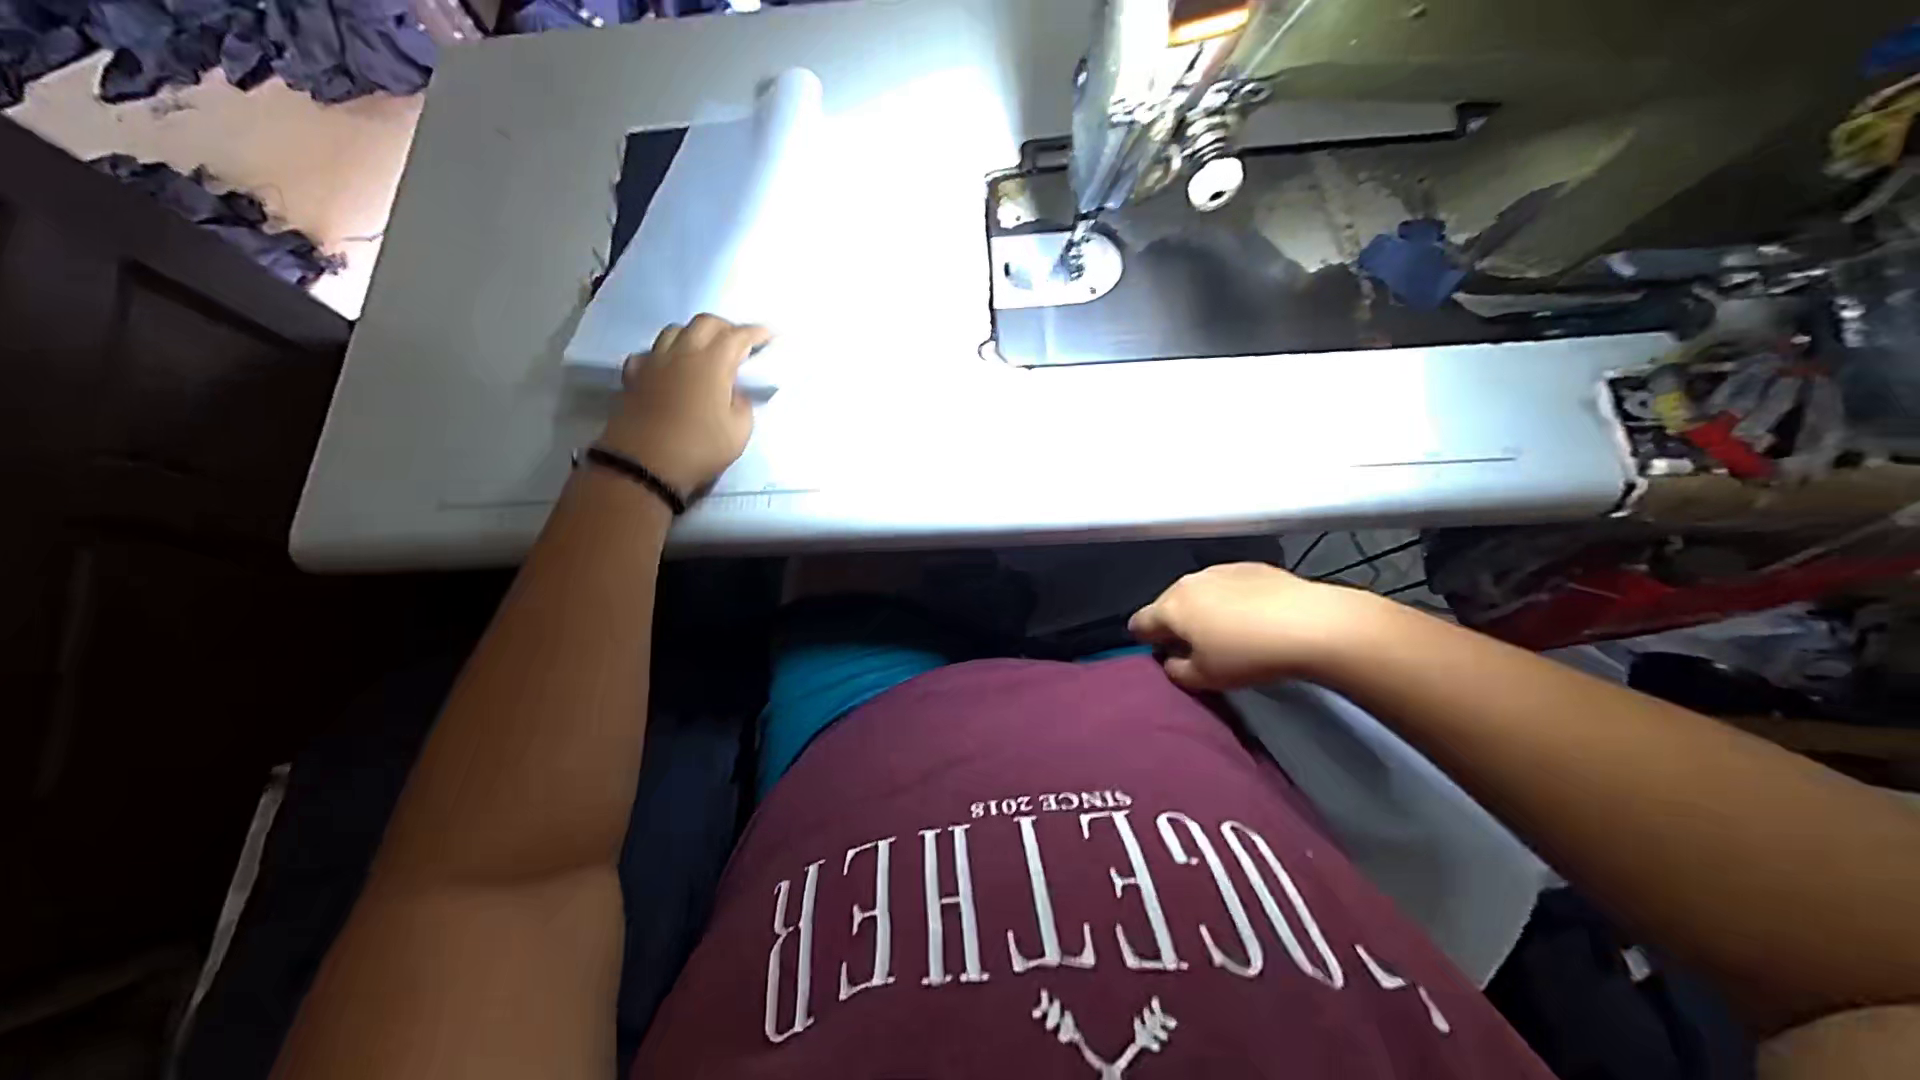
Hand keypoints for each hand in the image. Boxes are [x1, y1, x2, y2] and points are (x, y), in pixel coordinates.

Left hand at [599, 314, 771, 493]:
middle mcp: (682, 353)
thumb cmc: (699, 448)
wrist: (645, 465)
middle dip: (726, 328)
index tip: (770, 335)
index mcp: (712, 363)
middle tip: (738, 343)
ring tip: (704, 351)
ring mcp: (654, 362)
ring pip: (674, 330)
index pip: (738, 336)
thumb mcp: (739, 432)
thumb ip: (742, 404)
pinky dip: (663, 355)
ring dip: (694, 334)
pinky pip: (650, 353)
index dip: (757, 333)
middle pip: (705, 323)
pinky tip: (668, 368)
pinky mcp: (634, 376)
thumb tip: (734, 392)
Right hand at [1128, 563, 1387, 690]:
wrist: (1311, 624)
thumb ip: (1176, 671)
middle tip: (1198, 647)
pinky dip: (1231, 598)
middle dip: (1176, 623)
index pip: (1139, 623)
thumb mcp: (1206, 679)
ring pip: (1198, 591)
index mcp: (1170, 608)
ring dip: (1203, 609)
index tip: (1161, 653)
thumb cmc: (1249, 655)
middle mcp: (1188, 582)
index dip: (1145, 640)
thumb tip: (1172, 661)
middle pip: (1168, 604)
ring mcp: (1220, 569)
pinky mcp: (1251, 566)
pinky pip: (1228, 584)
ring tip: (1229, 631)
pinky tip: (1253, 616)